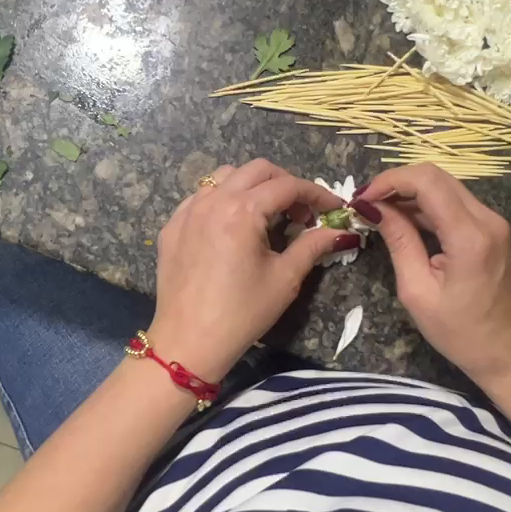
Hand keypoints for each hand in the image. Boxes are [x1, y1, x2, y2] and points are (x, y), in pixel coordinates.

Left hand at [147, 159, 352, 381]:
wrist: (188, 342)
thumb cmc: (242, 313)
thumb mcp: (285, 279)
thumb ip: (312, 246)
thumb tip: (338, 231)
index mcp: (243, 210)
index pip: (288, 186)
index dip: (316, 193)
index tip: (334, 207)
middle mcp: (213, 200)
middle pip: (257, 170)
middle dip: (285, 183)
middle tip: (301, 212)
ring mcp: (188, 211)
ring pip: (225, 176)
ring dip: (252, 185)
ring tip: (267, 214)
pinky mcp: (173, 225)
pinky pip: (201, 196)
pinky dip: (223, 199)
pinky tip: (232, 225)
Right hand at [358, 163, 510, 386]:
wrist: (508, 352)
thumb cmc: (461, 332)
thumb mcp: (417, 291)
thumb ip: (398, 241)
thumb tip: (374, 207)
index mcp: (469, 236)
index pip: (427, 182)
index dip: (390, 181)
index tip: (363, 199)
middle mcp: (486, 219)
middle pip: (436, 176)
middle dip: (396, 183)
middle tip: (366, 203)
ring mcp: (491, 221)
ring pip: (444, 186)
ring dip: (409, 193)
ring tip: (377, 211)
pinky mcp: (489, 228)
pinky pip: (452, 202)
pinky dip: (424, 205)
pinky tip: (401, 219)